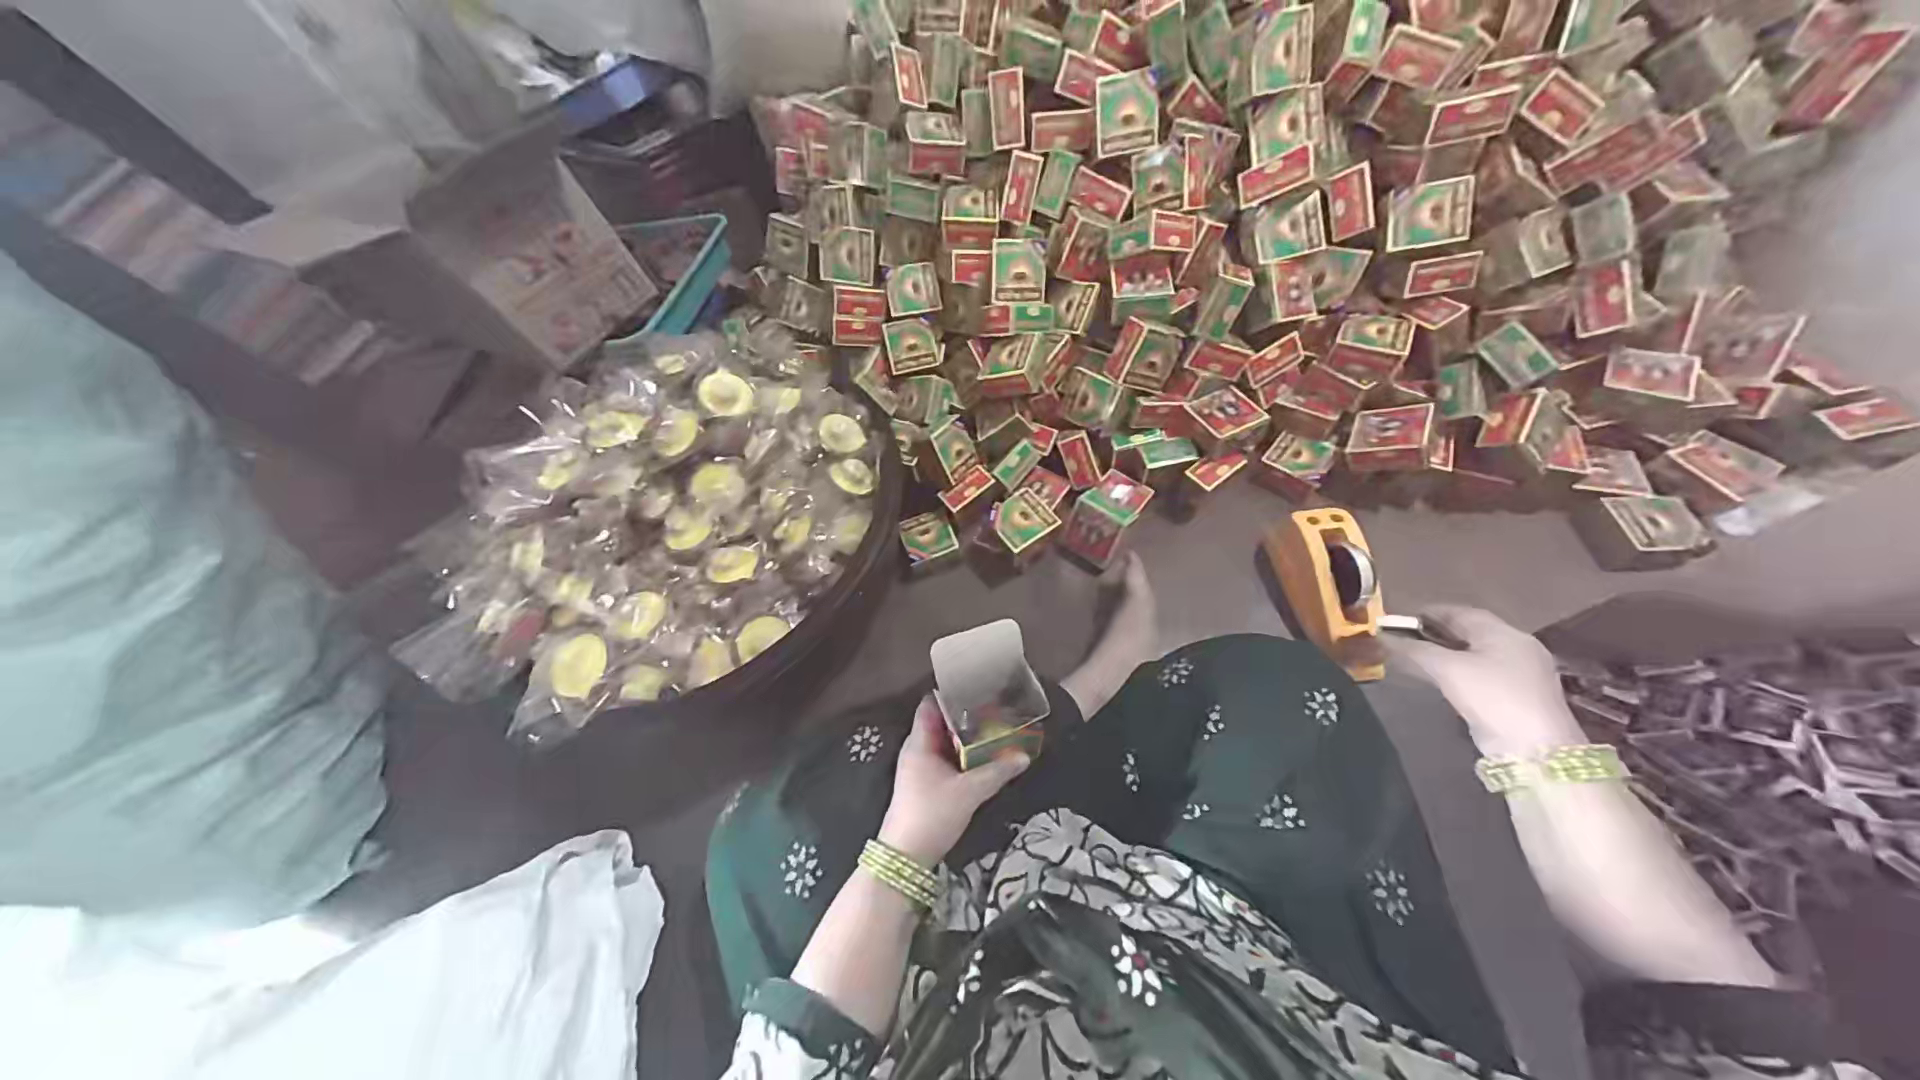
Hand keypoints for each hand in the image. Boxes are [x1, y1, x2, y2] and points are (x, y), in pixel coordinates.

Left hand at [878, 696, 1030, 864]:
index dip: (951, 694)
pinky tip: (981, 758)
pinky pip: (943, 758)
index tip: (977, 689)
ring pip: (943, 742)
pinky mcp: (923, 783)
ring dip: (964, 738)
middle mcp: (916, 749)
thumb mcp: (969, 792)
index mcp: (919, 742)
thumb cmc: (932, 814)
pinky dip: (960, 754)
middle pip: (939, 722)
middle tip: (993, 709)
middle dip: (964, 716)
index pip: (930, 704)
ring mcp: (918, 767)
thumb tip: (1024, 756)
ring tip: (993, 730)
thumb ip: (997, 771)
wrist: (905, 856)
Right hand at [1383, 605, 1585, 757]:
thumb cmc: (1491, 695)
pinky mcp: (1515, 696)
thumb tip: (1383, 637)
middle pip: (1469, 633)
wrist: (1534, 748)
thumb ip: (1414, 649)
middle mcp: (1516, 648)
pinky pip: (1478, 673)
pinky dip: (1455, 670)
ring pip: (1473, 654)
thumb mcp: (1447, 668)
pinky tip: (1437, 676)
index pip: (1462, 613)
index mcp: (1505, 633)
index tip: (1400, 619)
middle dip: (1435, 633)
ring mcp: (1519, 674)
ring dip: (1443, 653)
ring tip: (1412, 656)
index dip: (1430, 613)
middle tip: (1402, 638)